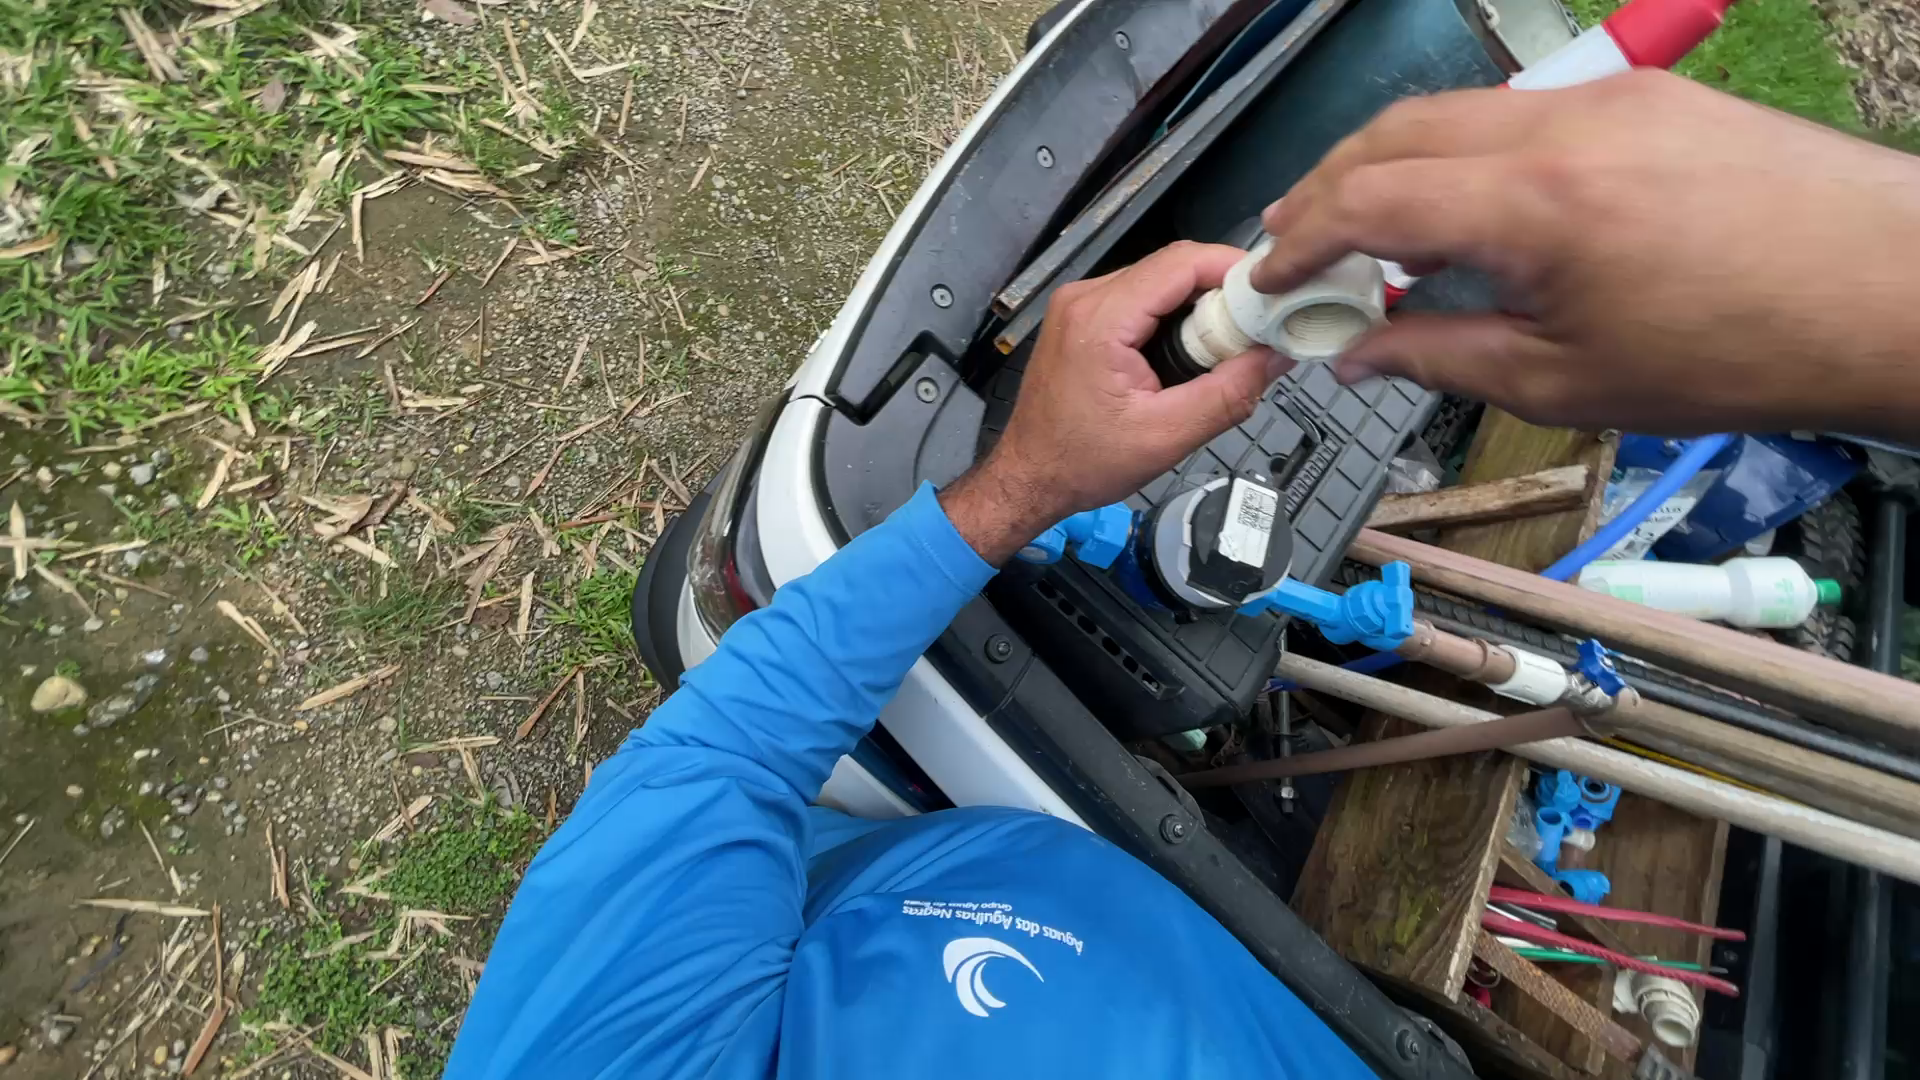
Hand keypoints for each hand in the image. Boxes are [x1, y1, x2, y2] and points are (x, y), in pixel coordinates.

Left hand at [943, 241, 1288, 564]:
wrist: (1029, 478)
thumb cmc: (1083, 464)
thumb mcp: (1166, 436)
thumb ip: (1229, 393)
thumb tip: (1278, 355)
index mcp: (1099, 319)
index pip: (1182, 262)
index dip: (1235, 272)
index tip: (1271, 299)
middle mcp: (1083, 298)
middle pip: (1171, 269)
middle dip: (1218, 297)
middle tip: (1250, 337)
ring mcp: (1077, 307)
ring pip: (1156, 284)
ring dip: (1193, 312)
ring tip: (1218, 355)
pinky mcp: (1078, 321)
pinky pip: (1137, 302)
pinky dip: (1167, 322)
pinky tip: (1181, 359)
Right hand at [1251, 70, 1919, 437]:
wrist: (1898, 293)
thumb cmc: (1723, 355)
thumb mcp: (1550, 380)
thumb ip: (1430, 355)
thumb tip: (1349, 355)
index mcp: (1535, 205)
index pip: (1370, 199)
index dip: (1300, 242)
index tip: (1266, 281)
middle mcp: (1562, 127)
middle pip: (1393, 133)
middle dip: (1319, 189)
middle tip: (1281, 242)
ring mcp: (1603, 100)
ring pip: (1443, 112)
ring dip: (1372, 166)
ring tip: (1336, 221)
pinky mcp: (1634, 100)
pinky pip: (1500, 115)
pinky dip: (1436, 157)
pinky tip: (1429, 204)